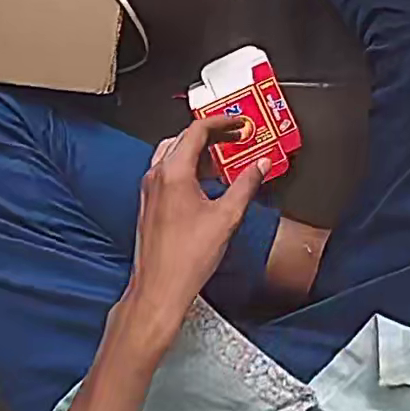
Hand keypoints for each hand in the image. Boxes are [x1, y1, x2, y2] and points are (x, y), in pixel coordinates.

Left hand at [121, 116, 268, 343]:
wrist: (158, 289)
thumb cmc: (185, 259)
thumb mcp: (227, 216)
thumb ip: (246, 185)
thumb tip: (260, 165)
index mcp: (174, 172)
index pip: (197, 130)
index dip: (221, 121)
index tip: (238, 122)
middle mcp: (157, 176)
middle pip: (184, 138)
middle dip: (212, 133)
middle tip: (234, 136)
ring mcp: (150, 189)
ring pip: (174, 153)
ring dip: (199, 149)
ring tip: (223, 156)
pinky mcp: (150, 202)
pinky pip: (168, 170)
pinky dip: (188, 165)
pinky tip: (207, 180)